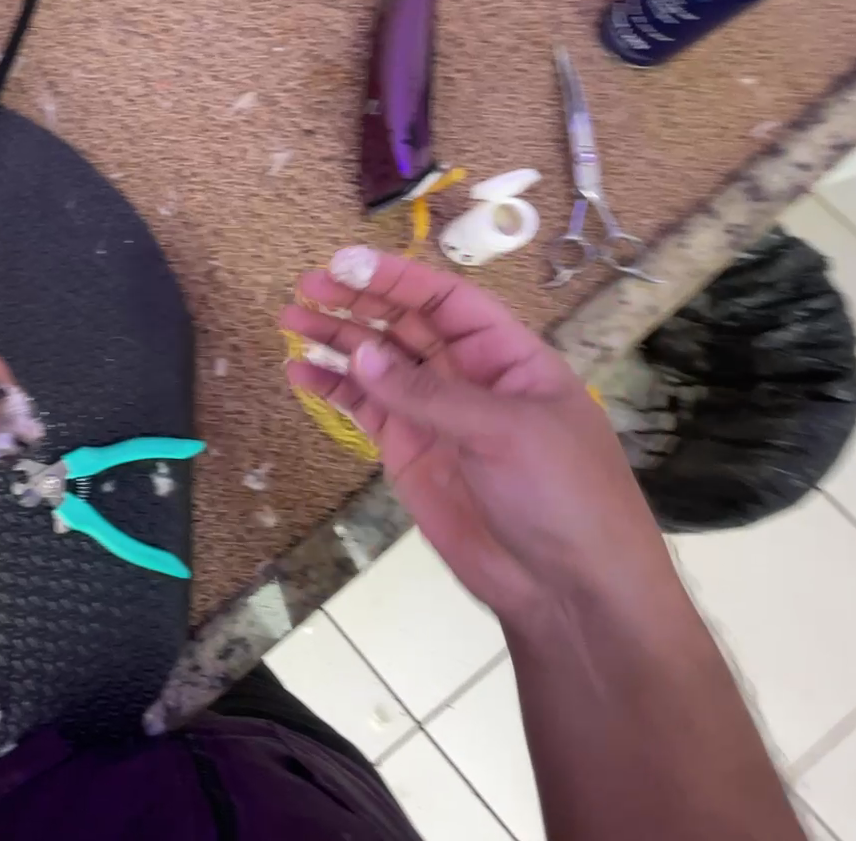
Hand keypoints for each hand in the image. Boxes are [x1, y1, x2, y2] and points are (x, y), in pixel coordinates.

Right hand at [280, 247, 676, 622]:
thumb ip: (427, 393)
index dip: (396, 279)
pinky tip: (300, 373)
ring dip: (333, 341)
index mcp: (507, 358)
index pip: (445, 301)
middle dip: (355, 304)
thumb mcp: (505, 433)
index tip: (344, 265)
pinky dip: (330, 389)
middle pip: (401, 326)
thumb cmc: (562, 496)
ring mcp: (431, 414)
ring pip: (374, 364)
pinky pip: (361, 408)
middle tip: (305, 289)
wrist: (566, 589)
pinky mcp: (404, 449)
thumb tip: (359, 354)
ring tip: (290, 323)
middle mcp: (465, 377)